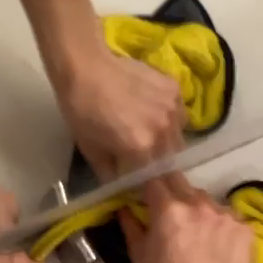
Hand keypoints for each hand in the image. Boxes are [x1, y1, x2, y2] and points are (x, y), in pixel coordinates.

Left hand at [57, 47, 184, 178]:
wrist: (86, 67)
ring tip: (151, 140)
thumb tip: (125, 190)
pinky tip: (153, 116)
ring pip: (179, 139)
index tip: (150, 195)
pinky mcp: (176, 90)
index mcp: (141, 148)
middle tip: (152, 170)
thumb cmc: (82, 111)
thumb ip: (113, 175)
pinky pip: (180, 116)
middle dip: (163, 171)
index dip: (154, 191)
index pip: (156, 182)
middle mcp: (163, 130)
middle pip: (172, 162)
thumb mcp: (92, 151)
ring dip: (168, 146)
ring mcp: (173, 109)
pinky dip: (170, 122)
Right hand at [120, 174, 253, 262]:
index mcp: (169, 210)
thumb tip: (125, 208)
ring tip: (196, 233)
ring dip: (197, 208)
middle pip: (180, 182)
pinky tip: (215, 244)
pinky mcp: (245, 228)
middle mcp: (199, 204)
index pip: (154, 180)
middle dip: (171, 191)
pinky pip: (227, 216)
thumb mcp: (139, 255)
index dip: (147, 187)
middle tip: (169, 213)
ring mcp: (226, 215)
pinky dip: (218, 224)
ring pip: (206, 199)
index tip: (145, 197)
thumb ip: (131, 225)